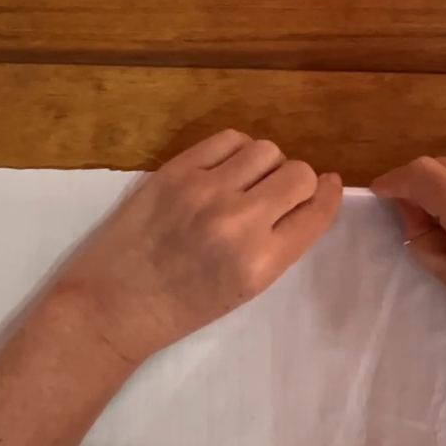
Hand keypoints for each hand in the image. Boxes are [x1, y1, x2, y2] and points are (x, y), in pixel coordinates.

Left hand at [56, 130, 341, 365]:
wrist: (114, 303)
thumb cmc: (182, 306)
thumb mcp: (246, 288)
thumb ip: (280, 243)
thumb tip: (309, 197)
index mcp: (261, 263)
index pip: (316, 212)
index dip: (329, 195)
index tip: (330, 186)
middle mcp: (240, 222)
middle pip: (298, 173)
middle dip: (298, 181)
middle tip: (278, 194)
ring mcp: (206, 190)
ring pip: (266, 149)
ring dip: (267, 164)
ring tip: (247, 181)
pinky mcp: (177, 170)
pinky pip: (229, 139)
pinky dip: (237, 150)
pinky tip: (225, 168)